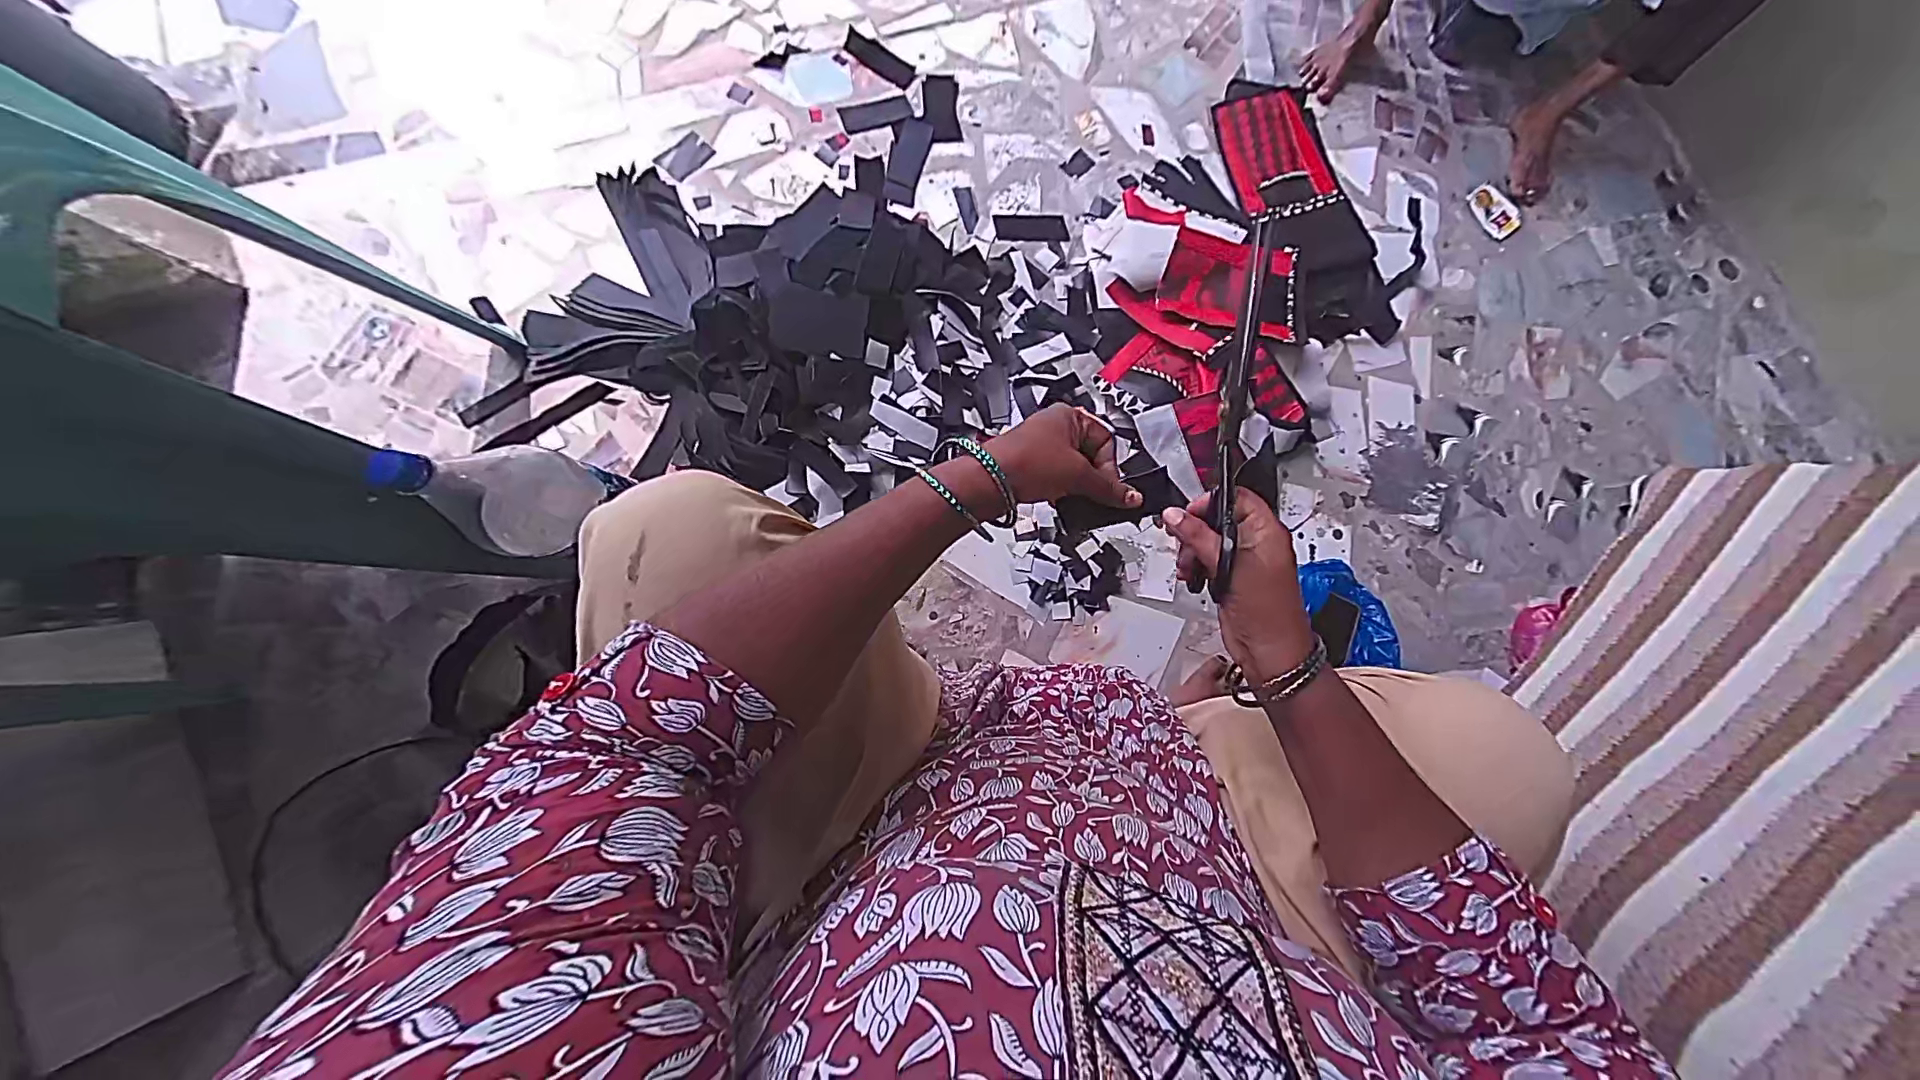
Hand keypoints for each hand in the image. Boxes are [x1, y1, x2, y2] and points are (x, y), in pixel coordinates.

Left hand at [983, 405, 1140, 507]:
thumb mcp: (1078, 476)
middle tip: (1091, 492)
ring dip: (1076, 485)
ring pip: (1073, 469)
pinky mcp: (1030, 466)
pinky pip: (1056, 478)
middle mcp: (1055, 427)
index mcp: (1070, 415)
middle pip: (1090, 456)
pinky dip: (1060, 490)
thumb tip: (1130, 496)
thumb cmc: (1024, 461)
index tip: (1110, 487)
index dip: (1110, 466)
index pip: (1107, 440)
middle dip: (1092, 477)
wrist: (989, 481)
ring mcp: (1041, 447)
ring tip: (1070, 494)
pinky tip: (1056, 498)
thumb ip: (1109, 488)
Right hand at [1160, 489, 1315, 681]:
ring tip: (1188, 567)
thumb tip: (1177, 515)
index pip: (1235, 498)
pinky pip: (1207, 561)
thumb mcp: (1229, 566)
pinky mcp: (1230, 577)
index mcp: (1266, 531)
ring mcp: (1242, 561)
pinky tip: (1192, 577)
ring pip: (1207, 541)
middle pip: (1216, 519)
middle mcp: (1255, 543)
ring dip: (1190, 551)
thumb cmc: (1268, 613)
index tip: (1187, 516)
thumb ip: (1200, 537)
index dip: (1208, 504)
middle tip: (1183, 544)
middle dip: (1193, 531)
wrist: (1269, 651)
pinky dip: (1195, 566)